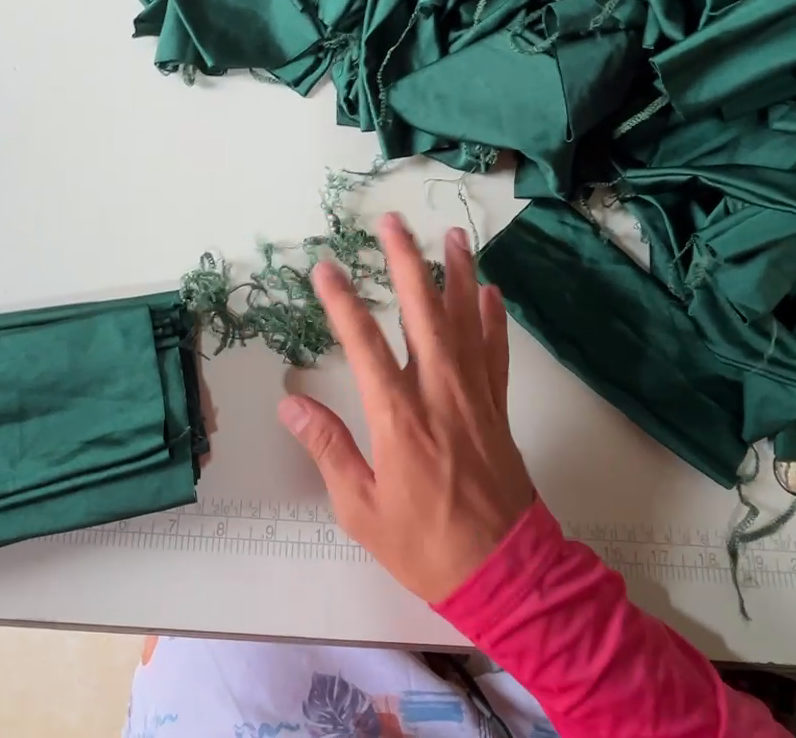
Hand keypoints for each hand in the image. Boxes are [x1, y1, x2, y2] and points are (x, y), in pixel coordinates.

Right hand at [277, 213, 535, 603]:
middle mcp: (439, 392)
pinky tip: (490, 292)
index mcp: (398, 416)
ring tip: (450, 235)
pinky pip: (496, 352)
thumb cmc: (423, 543)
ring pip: (466, 322)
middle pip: (422, 313)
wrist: (504, 571)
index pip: (364, 344)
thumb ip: (327, 448)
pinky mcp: (497, 407)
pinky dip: (493, 318)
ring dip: (458, 275)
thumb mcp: (360, 507)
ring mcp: (474, 396)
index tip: (325, 268)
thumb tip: (291, 402)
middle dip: (406, 263)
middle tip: (393, 224)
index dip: (342, 302)